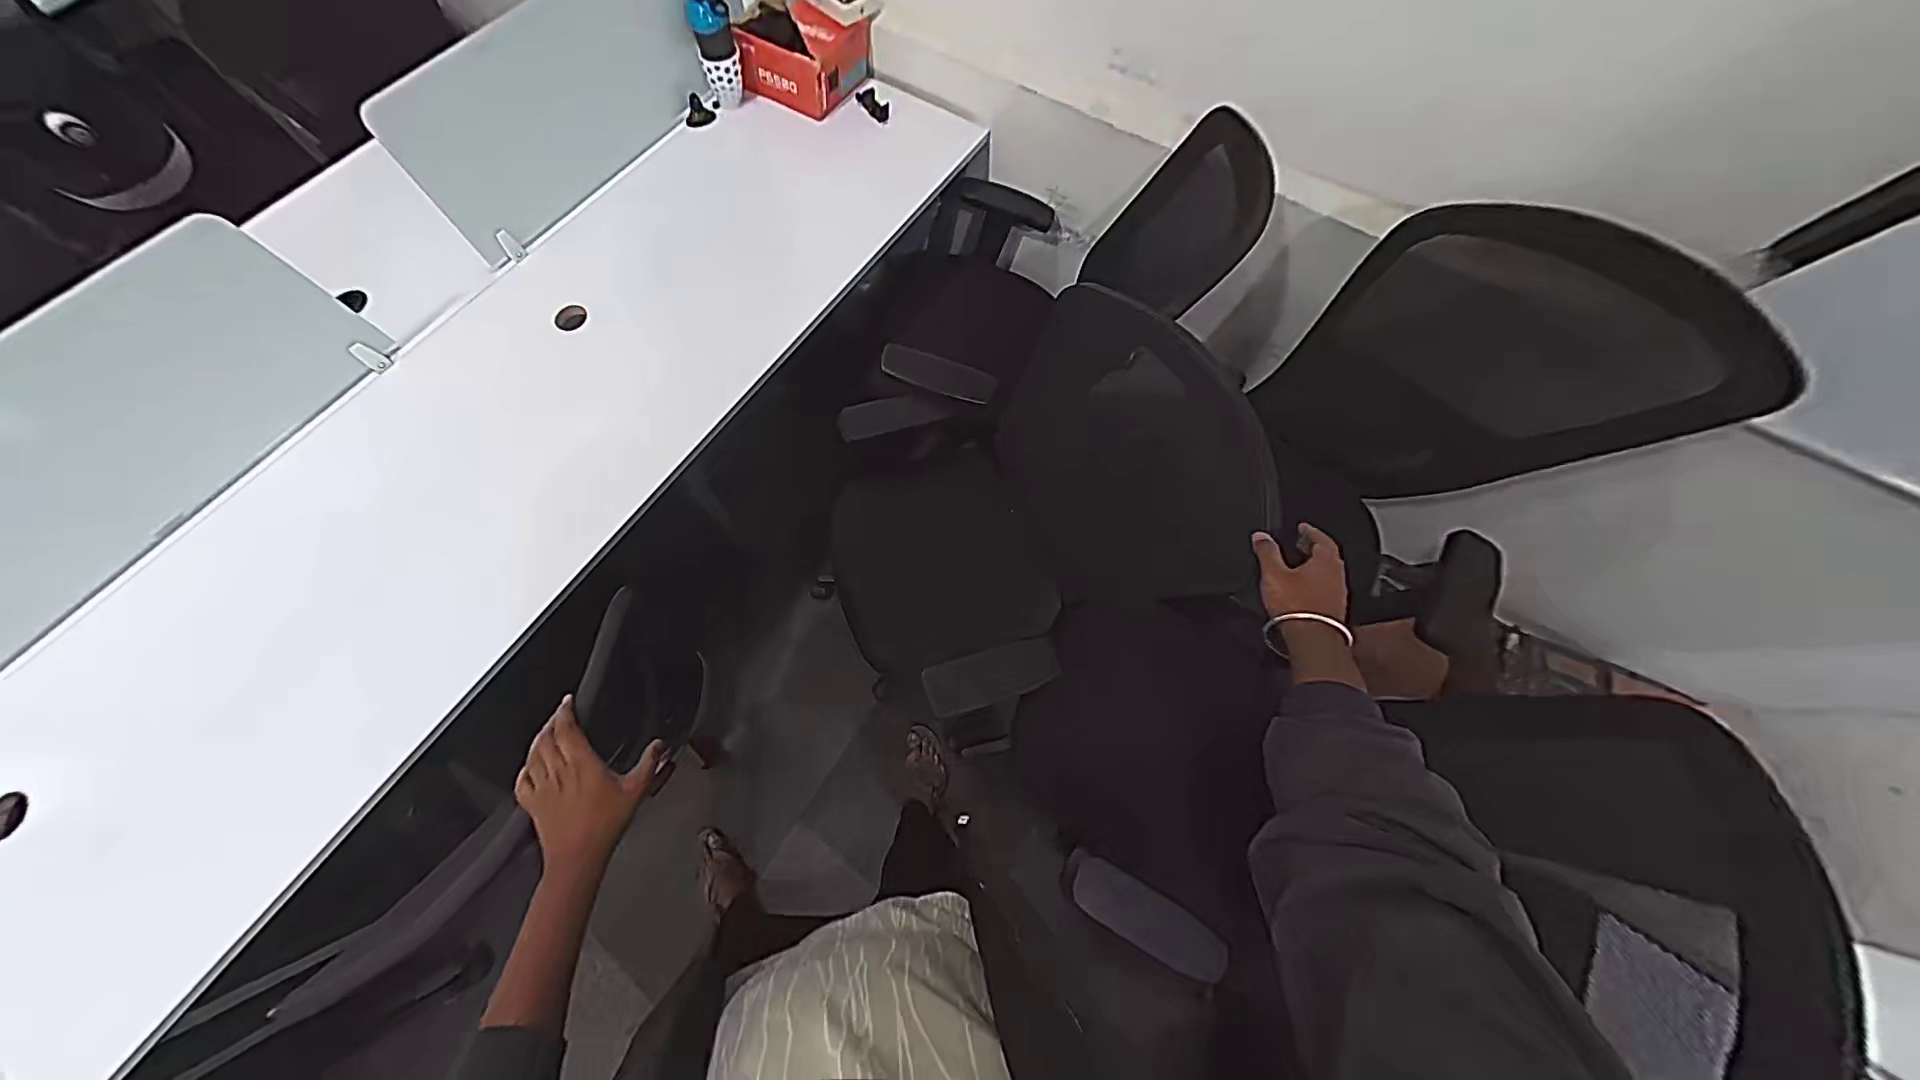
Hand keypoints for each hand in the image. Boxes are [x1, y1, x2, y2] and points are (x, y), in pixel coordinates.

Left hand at [515, 696, 671, 874]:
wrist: (578, 857)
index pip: (566, 729)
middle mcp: (558, 772)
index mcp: (582, 764)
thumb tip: (658, 746)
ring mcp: (543, 788)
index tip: (567, 701)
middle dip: (551, 722)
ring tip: (544, 732)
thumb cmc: (604, 826)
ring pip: (532, 755)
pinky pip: (522, 780)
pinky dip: (524, 768)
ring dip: (537, 739)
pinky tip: (528, 766)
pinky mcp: (533, 805)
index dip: (564, 711)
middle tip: (558, 714)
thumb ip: (649, 764)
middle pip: (546, 738)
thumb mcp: (636, 791)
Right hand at [1253, 524, 1347, 621]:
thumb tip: (1261, 536)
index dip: (1310, 531)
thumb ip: (1267, 552)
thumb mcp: (1273, 573)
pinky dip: (1314, 583)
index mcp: (1326, 561)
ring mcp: (1338, 592)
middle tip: (1299, 545)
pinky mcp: (1334, 608)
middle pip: (1327, 555)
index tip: (1302, 528)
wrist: (1311, 637)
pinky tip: (1302, 589)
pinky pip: (1325, 588)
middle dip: (1312, 548)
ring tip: (1297, 567)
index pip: (1322, 538)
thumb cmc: (1297, 606)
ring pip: (1327, 572)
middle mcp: (1336, 575)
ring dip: (1314, 567)